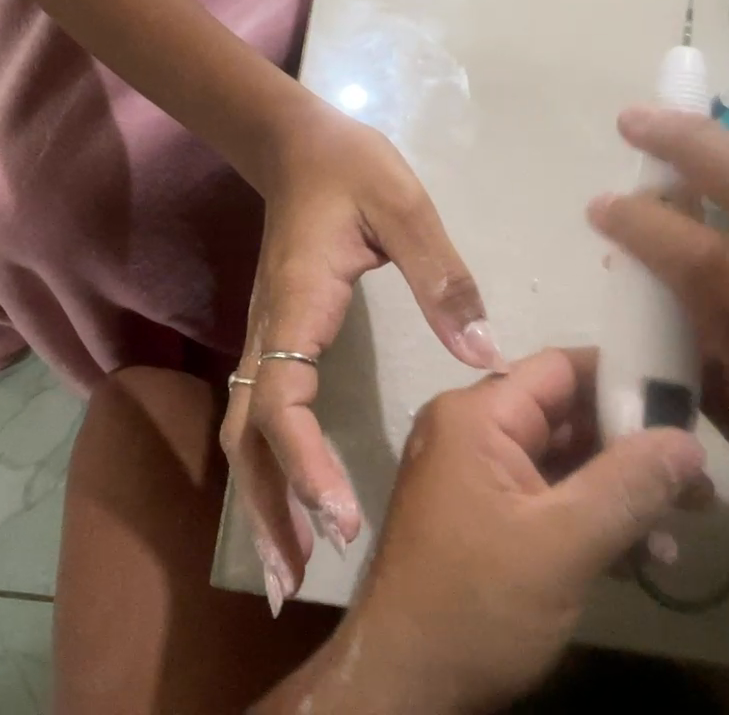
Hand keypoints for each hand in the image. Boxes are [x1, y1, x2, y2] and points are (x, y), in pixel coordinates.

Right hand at [221, 107, 504, 614]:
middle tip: (292, 582)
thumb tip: (484, 355)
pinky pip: (261, 416)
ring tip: (284, 569)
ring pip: (244, 432)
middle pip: (247, 435)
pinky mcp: (275, 339)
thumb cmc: (349, 167)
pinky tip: (293, 504)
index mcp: (299, 304)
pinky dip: (269, 469)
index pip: (281, 396)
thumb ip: (441, 277)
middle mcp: (269, 333)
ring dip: (260, 500)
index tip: (337, 518)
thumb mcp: (403, 206)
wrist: (296, 145)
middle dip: (266, 508)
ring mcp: (264, 338)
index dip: (302, 461)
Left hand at [256, 348, 704, 714]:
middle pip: (566, 416)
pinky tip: (644, 558)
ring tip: (686, 526)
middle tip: (699, 485)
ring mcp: (475, 476)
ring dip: (621, 493)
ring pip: (562, 463)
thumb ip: (628, 485)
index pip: (560, 369)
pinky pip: (546, 498)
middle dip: (634, 449)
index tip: (689, 407)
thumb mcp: (563, 544)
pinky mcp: (484, 517)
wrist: (405, 682)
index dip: (625, 380)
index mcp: (476, 416)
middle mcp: (470, 432)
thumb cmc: (478, 604)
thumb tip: (690, 441)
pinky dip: (591, 520)